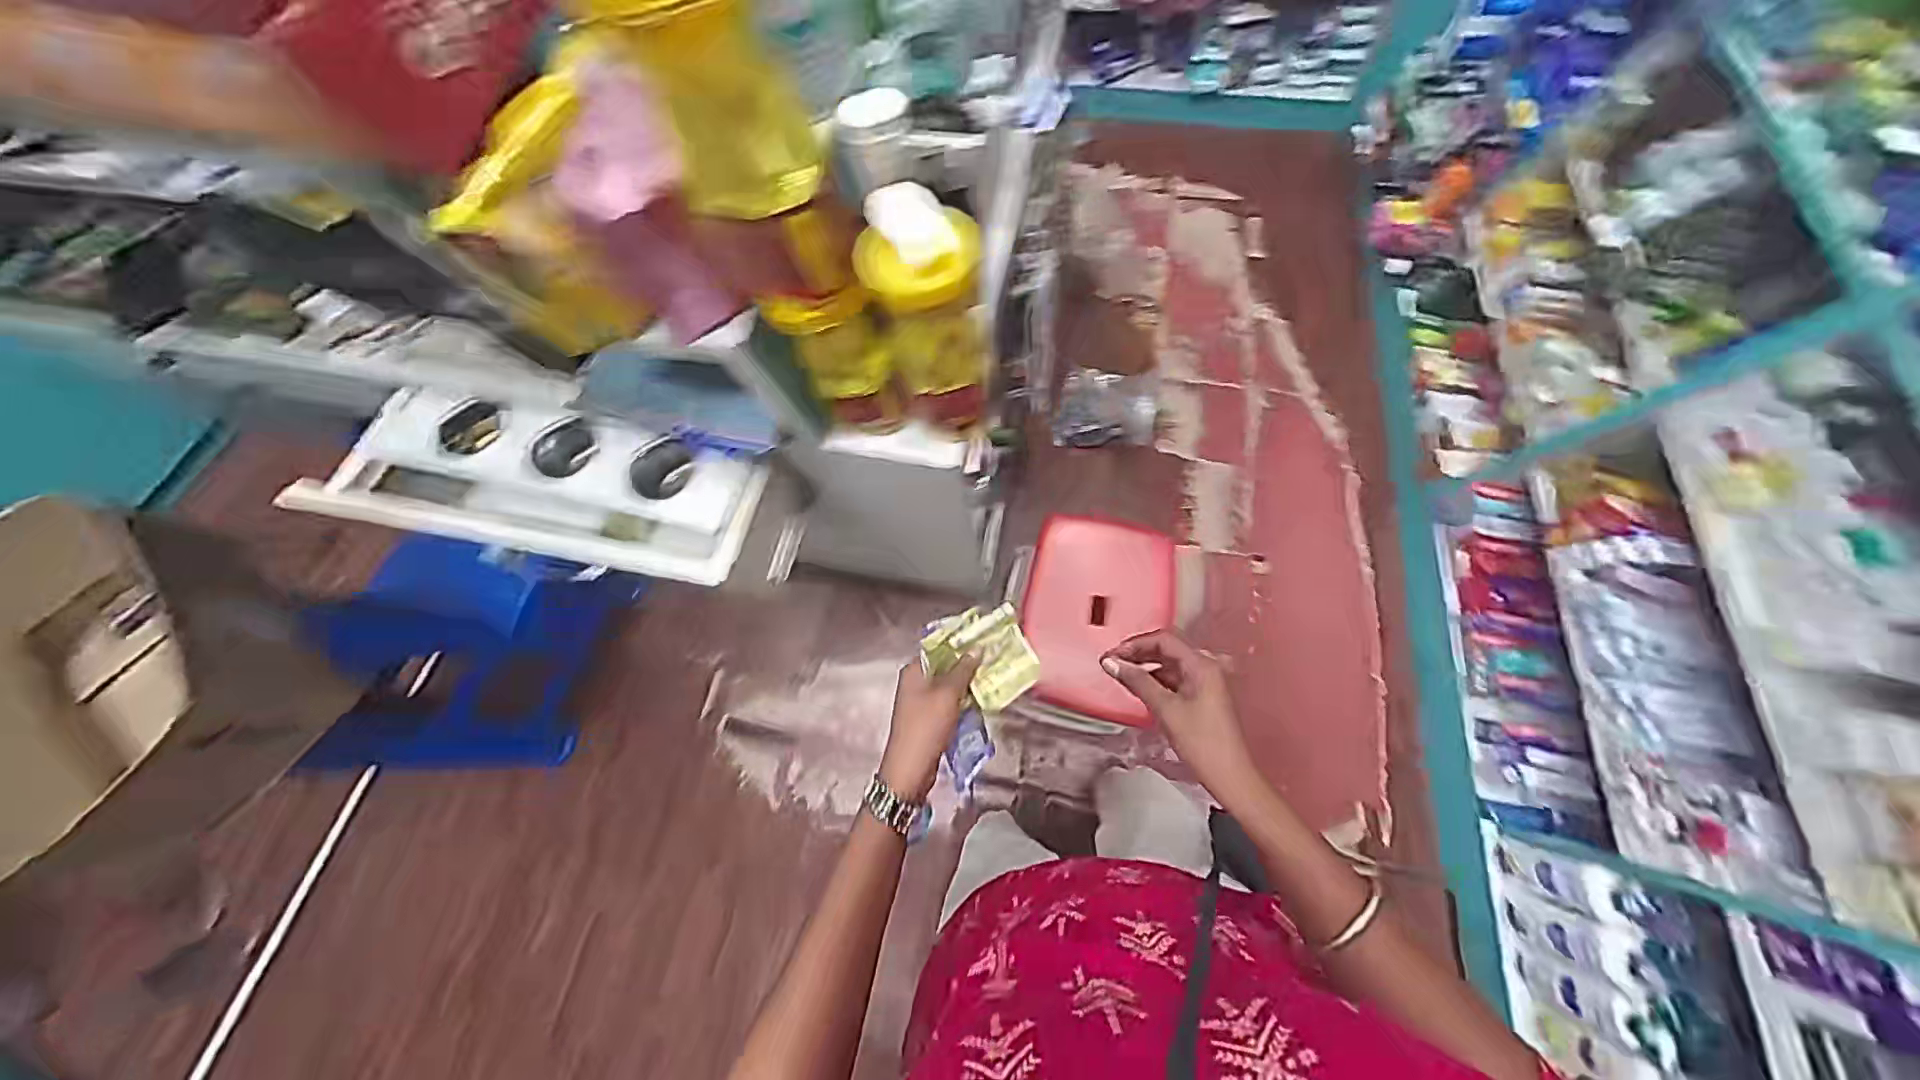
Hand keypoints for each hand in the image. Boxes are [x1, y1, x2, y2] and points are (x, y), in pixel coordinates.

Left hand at [878, 655, 980, 801]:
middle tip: (994, 658)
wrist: (911, 769)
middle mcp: (916, 681)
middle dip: (968, 663)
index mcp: (914, 670)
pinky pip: (950, 701)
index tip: (984, 639)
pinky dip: (964, 700)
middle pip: (945, 665)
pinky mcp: (929, 717)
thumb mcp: (948, 694)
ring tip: (993, 677)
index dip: (961, 642)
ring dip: (968, 683)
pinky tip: (982, 700)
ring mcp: (921, 700)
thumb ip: (963, 670)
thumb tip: (977, 648)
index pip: (939, 646)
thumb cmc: (926, 727)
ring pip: (949, 684)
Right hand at [1102, 631, 1255, 798]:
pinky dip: (1158, 679)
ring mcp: (1209, 681)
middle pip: (1168, 648)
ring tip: (1124, 675)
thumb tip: (1112, 663)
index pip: (1163, 640)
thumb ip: (1137, 681)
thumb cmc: (1202, 742)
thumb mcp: (1165, 708)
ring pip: (1172, 663)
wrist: (1230, 775)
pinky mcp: (1206, 695)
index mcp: (1203, 665)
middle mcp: (1209, 667)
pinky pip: (1177, 678)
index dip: (1135, 644)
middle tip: (1115, 662)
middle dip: (1139, 653)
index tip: (1114, 655)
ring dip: (1147, 666)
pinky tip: (1142, 688)